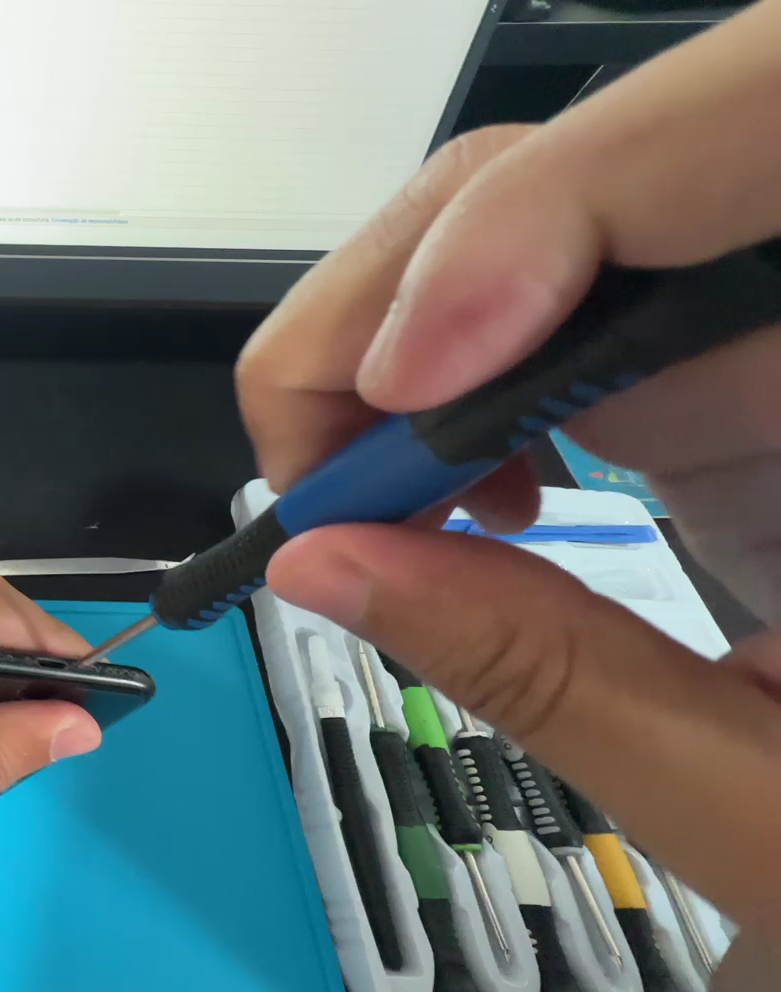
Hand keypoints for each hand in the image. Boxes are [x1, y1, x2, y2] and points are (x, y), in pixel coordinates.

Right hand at [235, 2, 780, 939]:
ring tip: (380, 505)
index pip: (755, 126)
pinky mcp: (678, 359)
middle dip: (378, 317)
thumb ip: (539, 671)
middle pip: (550, 173)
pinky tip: (451, 493)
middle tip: (325, 477)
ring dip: (369, 361)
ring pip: (488, 229)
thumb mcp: (769, 811)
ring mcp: (738, 321)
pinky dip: (405, 394)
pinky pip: (489, 311)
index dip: (531, 219)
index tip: (398, 394)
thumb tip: (311, 561)